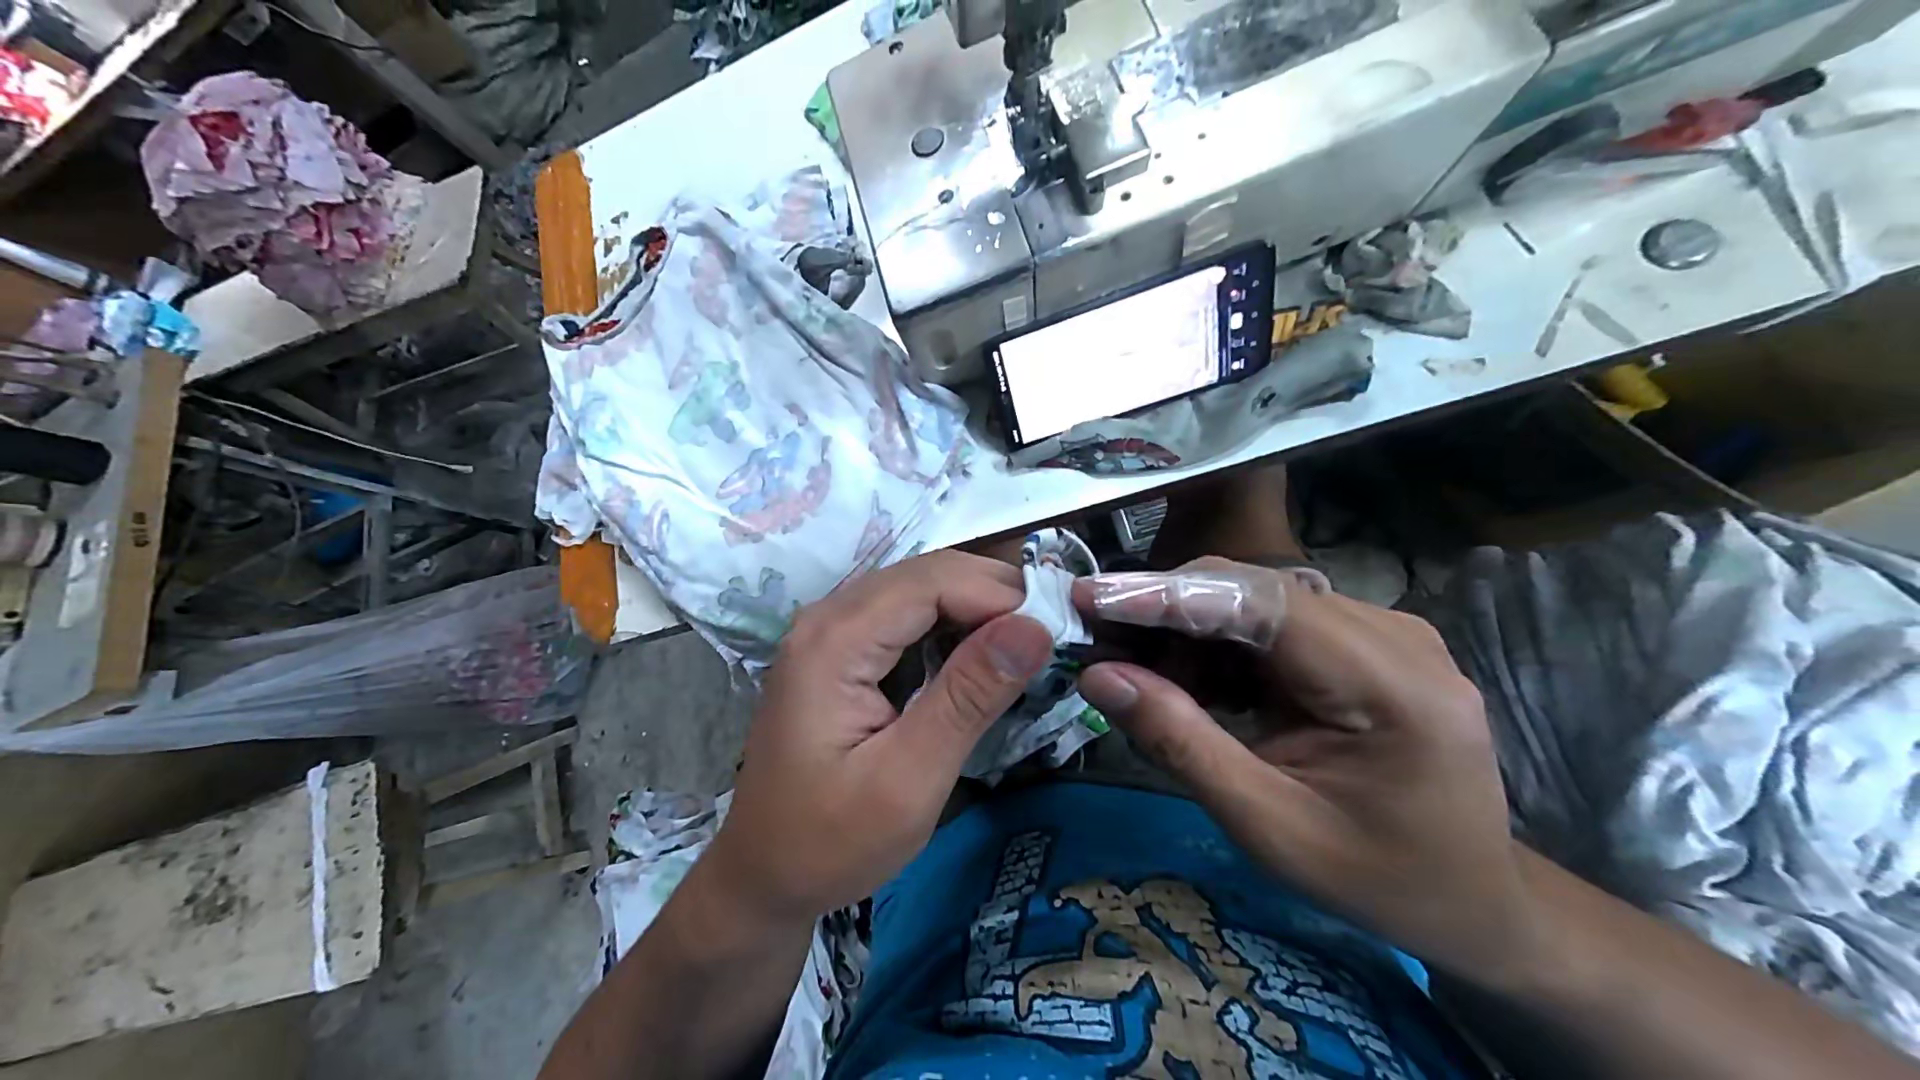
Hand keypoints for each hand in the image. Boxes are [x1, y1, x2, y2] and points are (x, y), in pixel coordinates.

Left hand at [702, 550, 1052, 921]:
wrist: (763, 875)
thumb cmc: (830, 842)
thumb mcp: (909, 781)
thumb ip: (969, 698)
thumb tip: (1034, 628)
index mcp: (834, 641)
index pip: (932, 580)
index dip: (999, 594)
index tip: (1056, 630)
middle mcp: (827, 617)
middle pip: (926, 574)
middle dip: (994, 595)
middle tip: (1052, 635)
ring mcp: (829, 630)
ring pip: (919, 588)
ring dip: (976, 607)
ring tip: (1028, 644)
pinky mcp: (839, 649)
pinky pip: (905, 615)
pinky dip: (951, 626)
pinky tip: (980, 656)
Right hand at [1073, 557, 1542, 979]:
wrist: (1472, 897)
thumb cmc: (1376, 876)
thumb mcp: (1269, 826)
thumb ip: (1181, 744)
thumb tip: (1098, 676)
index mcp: (1394, 685)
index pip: (1262, 605)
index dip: (1168, 595)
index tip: (1090, 598)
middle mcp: (1394, 636)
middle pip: (1254, 591)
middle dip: (1165, 613)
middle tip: (1097, 646)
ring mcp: (1381, 632)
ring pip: (1253, 601)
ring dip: (1185, 633)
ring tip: (1139, 679)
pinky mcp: (1360, 642)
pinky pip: (1269, 623)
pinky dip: (1215, 648)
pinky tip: (1187, 685)